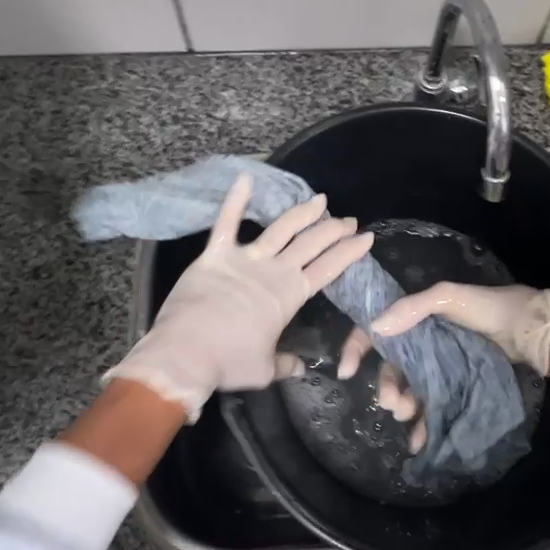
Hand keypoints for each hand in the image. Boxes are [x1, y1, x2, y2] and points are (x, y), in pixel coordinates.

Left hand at [104, 174, 373, 420]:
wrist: (184, 354)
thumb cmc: (227, 363)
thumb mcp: (264, 370)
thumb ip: (285, 363)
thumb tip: (300, 367)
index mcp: (290, 295)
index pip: (328, 268)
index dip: (348, 252)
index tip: (366, 238)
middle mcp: (274, 270)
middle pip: (311, 243)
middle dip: (333, 229)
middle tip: (349, 220)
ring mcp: (245, 258)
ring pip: (281, 228)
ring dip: (302, 212)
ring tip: (319, 200)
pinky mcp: (215, 254)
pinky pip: (227, 222)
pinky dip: (235, 200)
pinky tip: (245, 178)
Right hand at [334, 283, 549, 453]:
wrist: (532, 331)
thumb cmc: (489, 308)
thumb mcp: (449, 297)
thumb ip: (412, 308)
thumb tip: (377, 327)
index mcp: (417, 317)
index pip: (376, 331)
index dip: (356, 348)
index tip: (345, 372)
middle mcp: (424, 342)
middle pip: (390, 368)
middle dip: (385, 387)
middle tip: (392, 404)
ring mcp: (440, 366)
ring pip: (409, 390)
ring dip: (402, 406)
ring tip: (407, 417)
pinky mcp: (456, 385)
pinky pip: (432, 406)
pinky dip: (423, 424)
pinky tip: (420, 440)